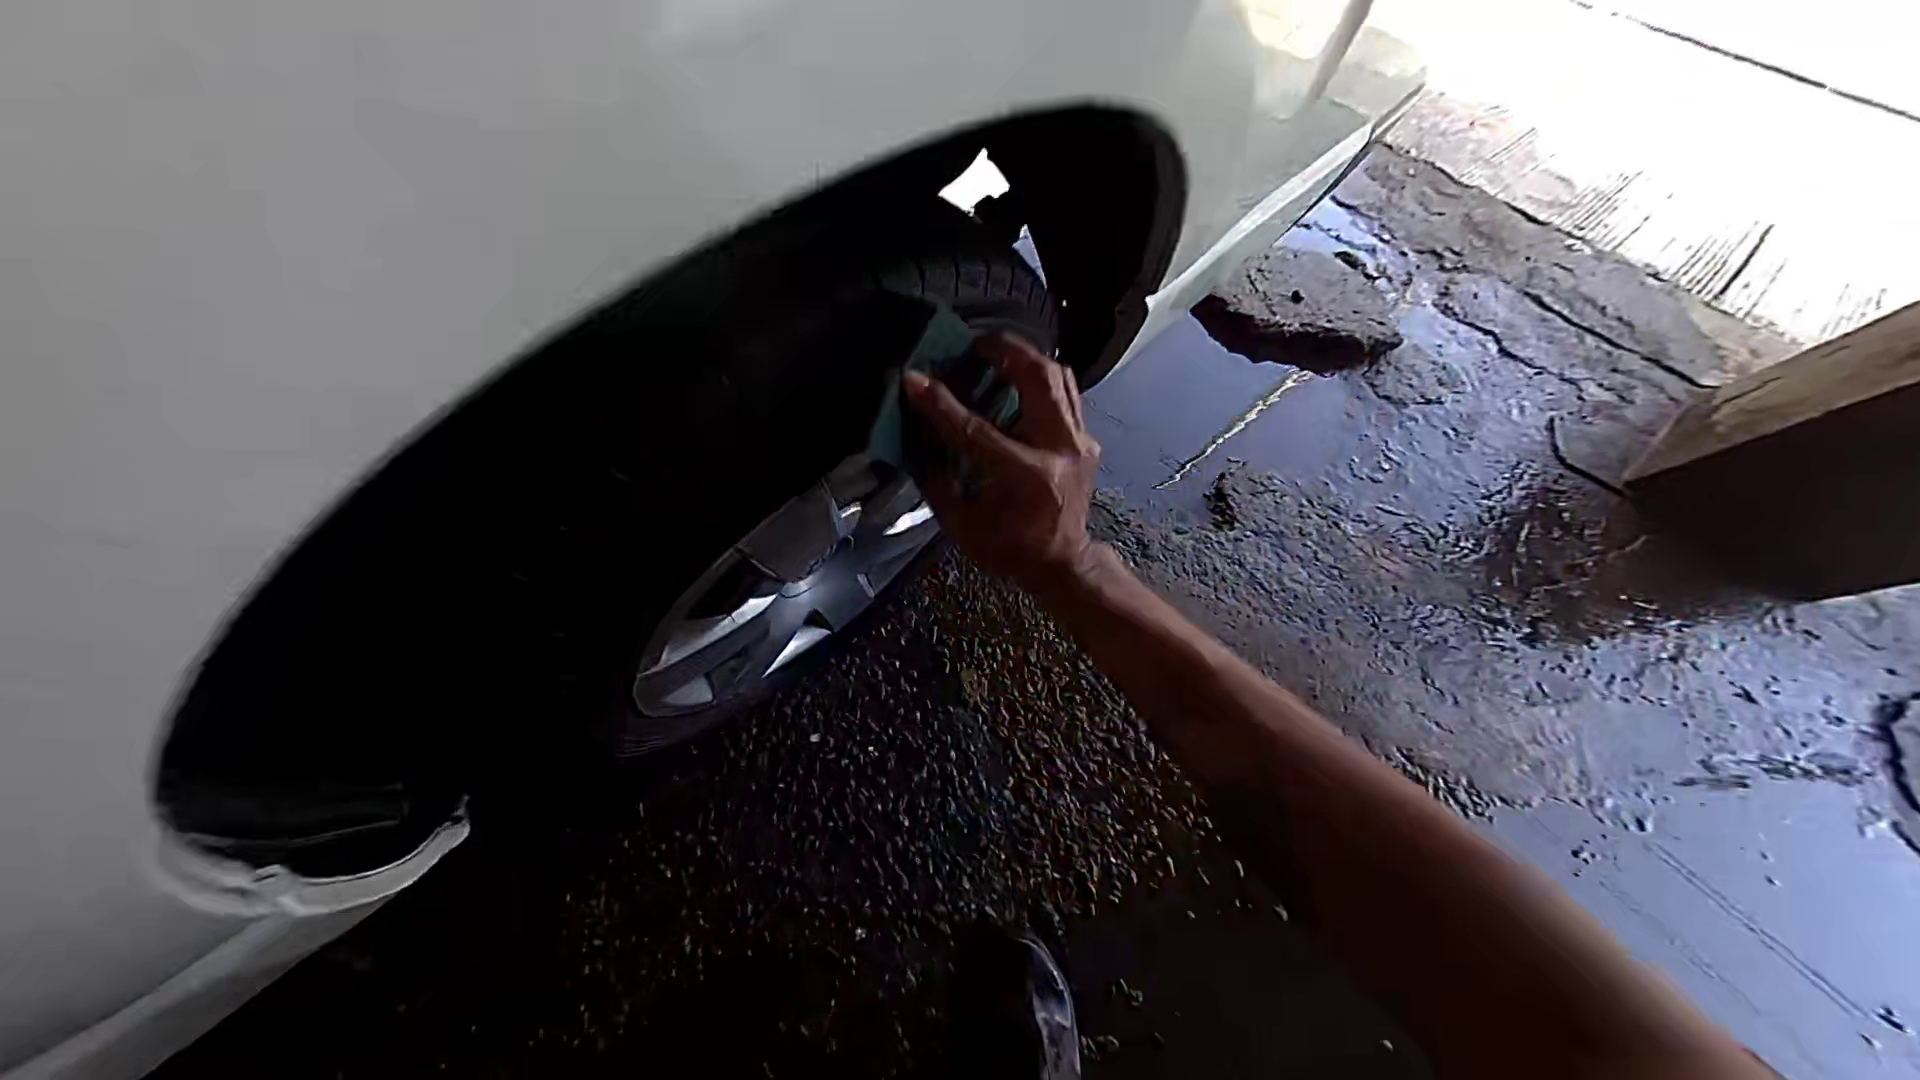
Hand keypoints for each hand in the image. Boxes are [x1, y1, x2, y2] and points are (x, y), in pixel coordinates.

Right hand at [901, 333, 1102, 592]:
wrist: (1062, 563)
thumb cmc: (1008, 548)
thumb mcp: (961, 524)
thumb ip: (937, 477)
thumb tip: (917, 432)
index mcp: (1024, 476)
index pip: (975, 428)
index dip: (940, 401)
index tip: (915, 377)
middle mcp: (1060, 452)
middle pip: (1038, 378)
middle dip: (1005, 350)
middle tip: (975, 344)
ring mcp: (1080, 444)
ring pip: (1060, 377)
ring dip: (1027, 359)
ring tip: (996, 354)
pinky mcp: (1087, 442)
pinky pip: (1066, 395)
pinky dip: (1041, 380)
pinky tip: (1018, 381)